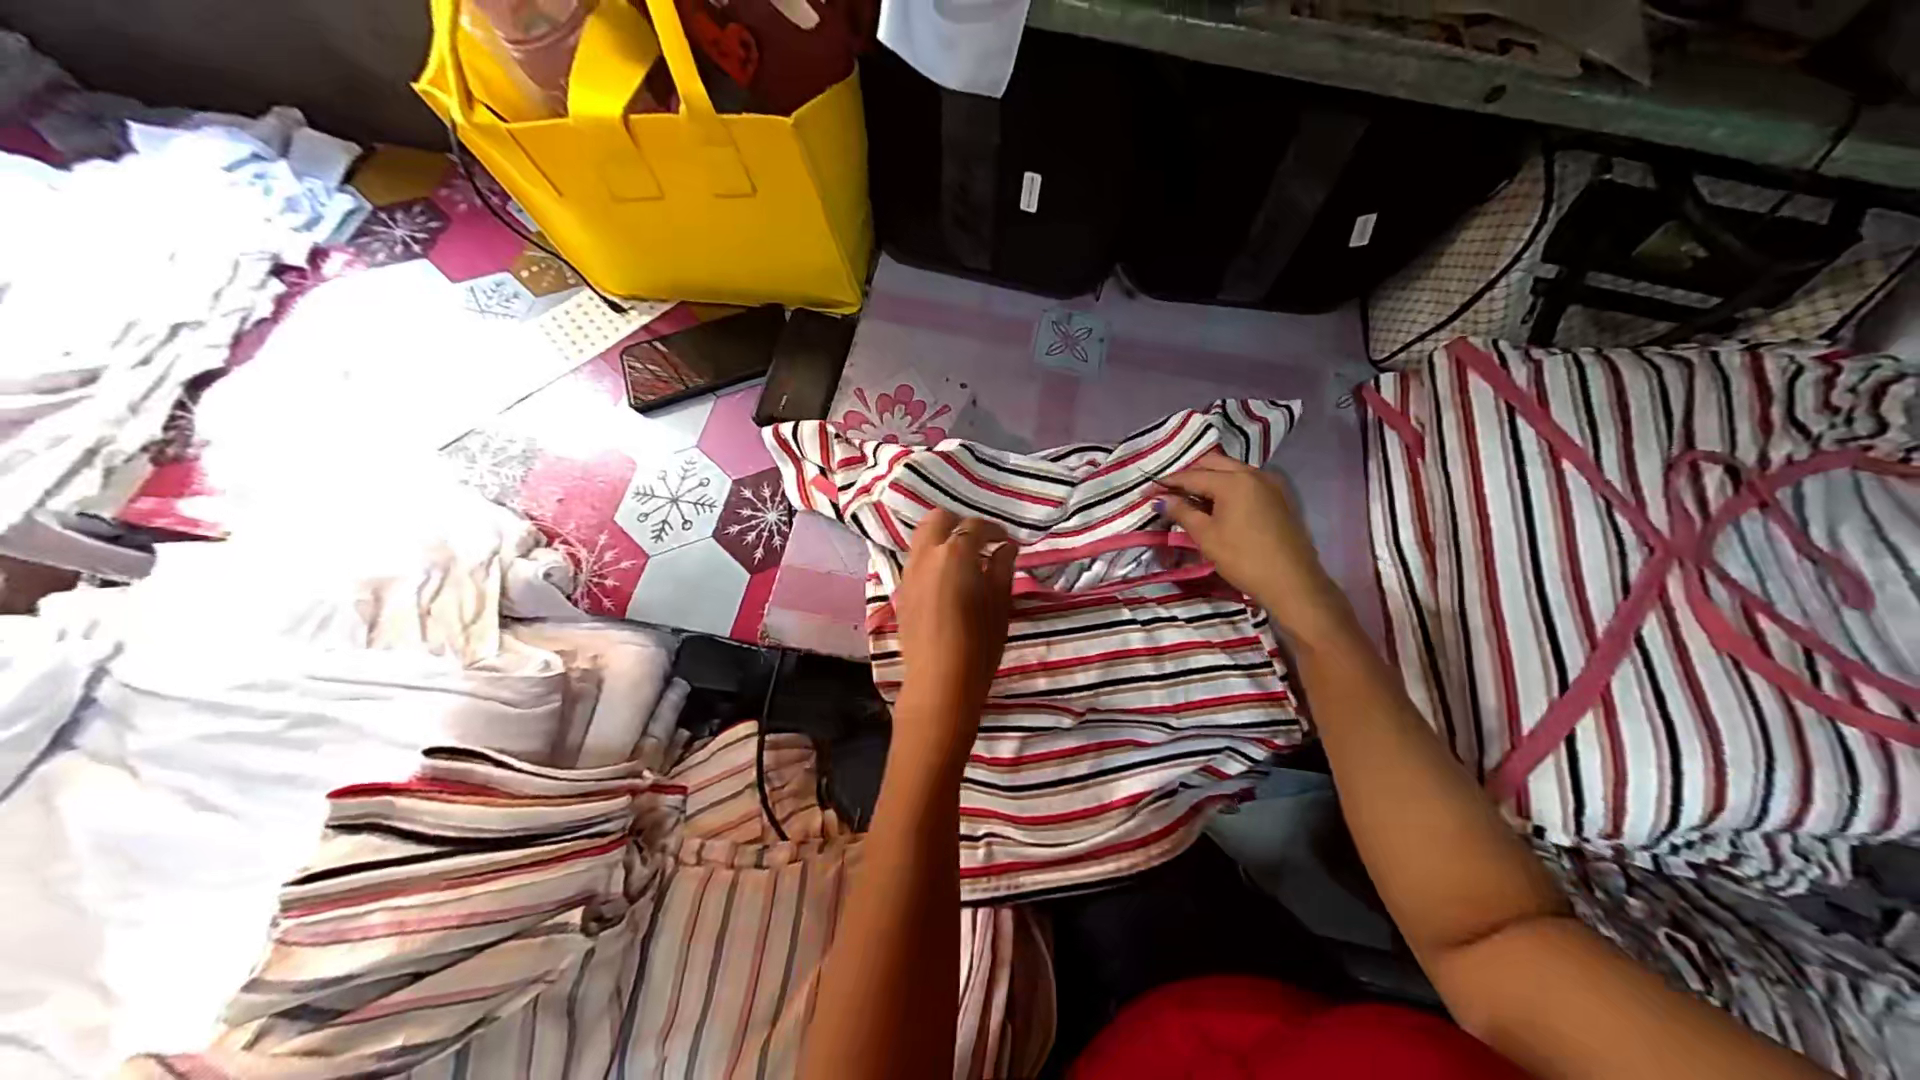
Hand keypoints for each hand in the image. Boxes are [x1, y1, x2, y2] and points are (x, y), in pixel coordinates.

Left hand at [892, 509, 1017, 758]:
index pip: (975, 527)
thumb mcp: (1000, 605)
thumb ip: (1002, 569)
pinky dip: (931, 557)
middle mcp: (926, 555)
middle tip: (981, 542)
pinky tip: (947, 578)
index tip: (1007, 541)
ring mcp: (909, 573)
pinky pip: (915, 560)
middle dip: (960, 524)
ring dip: (942, 539)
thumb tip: (1006, 548)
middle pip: (938, 519)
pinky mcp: (901, 592)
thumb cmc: (978, 644)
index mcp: (954, 553)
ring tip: (964, 559)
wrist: (939, 683)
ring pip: (921, 538)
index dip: (995, 530)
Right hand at [1157, 452, 1354, 644]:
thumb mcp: (1206, 536)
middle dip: (1189, 474)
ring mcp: (1270, 484)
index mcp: (1233, 481)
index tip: (1146, 491)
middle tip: (1168, 490)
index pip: (1192, 475)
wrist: (1293, 582)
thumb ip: (1182, 512)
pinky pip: (1246, 481)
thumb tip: (1160, 500)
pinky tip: (1217, 503)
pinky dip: (1227, 485)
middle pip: (1213, 463)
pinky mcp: (1279, 497)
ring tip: (1189, 496)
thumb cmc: (1244, 559)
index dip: (1167, 483)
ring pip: (1231, 470)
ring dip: (1209, 478)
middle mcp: (1253, 474)